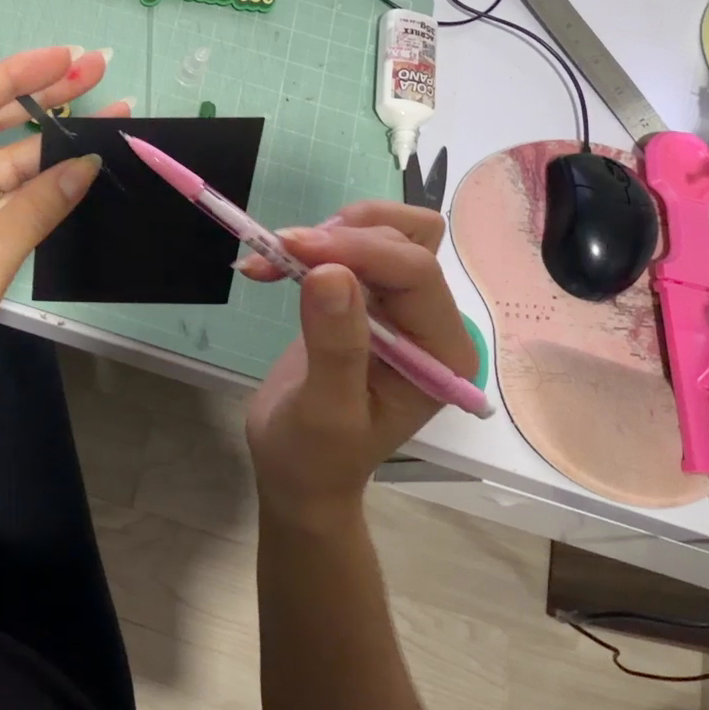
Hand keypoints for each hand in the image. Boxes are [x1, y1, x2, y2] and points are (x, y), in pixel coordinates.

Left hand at [0, 46, 123, 467]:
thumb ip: (37, 207)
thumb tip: (89, 163)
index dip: (12, 76)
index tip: (63, 56)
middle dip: (37, 100)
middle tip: (96, 72)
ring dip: (48, 147)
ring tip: (108, 117)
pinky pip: (2, 202)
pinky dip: (39, 188)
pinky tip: (79, 167)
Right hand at [238, 202, 476, 522]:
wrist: (296, 475)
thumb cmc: (315, 457)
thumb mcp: (325, 410)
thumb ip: (335, 344)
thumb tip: (329, 272)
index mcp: (441, 351)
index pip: (415, 273)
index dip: (358, 250)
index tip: (289, 246)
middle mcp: (428, 323)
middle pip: (404, 242)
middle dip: (341, 237)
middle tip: (277, 249)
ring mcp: (394, 312)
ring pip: (381, 237)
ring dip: (328, 234)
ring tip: (272, 255)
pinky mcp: (359, 306)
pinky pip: (346, 255)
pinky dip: (309, 248)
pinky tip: (268, 265)